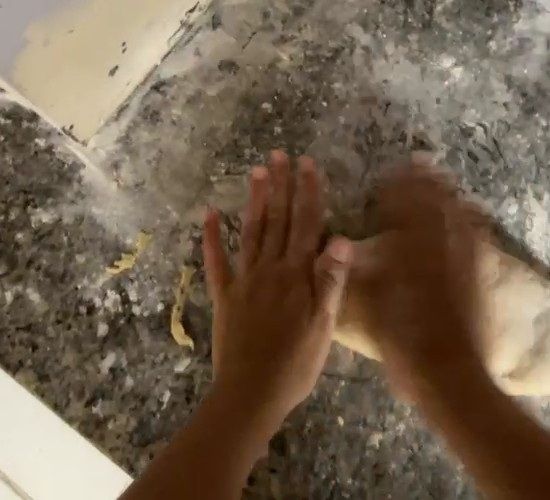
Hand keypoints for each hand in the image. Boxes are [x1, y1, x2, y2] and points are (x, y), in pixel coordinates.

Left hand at [202, 152, 352, 443]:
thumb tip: (342, 238)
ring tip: (256, 171)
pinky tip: (208, 213)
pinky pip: (216, 261)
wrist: (250, 396)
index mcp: (296, 274)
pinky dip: (211, 236)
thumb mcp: (323, 326)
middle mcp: (270, 268)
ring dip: (255, 199)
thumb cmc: (295, 364)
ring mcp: (245, 280)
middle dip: (281, 184)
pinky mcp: (225, 296)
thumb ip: (330, 280)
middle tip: (279, 153)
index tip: (308, 163)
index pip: (306, 223)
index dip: (308, 191)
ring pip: (252, 231)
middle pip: (278, 219)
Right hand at [344, 156, 489, 403]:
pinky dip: (474, 216)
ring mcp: (461, 261)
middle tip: (419, 160)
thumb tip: (347, 248)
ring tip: (441, 173)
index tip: (389, 172)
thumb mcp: (374, 309)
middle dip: (423, 180)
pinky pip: (478, 236)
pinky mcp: (479, 274)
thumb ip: (364, 274)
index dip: (394, 188)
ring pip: (456, 214)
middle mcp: (435, 251)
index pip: (399, 211)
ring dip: (447, 191)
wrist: (452, 376)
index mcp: (406, 256)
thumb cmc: (406, 346)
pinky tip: (473, 206)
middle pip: (430, 204)